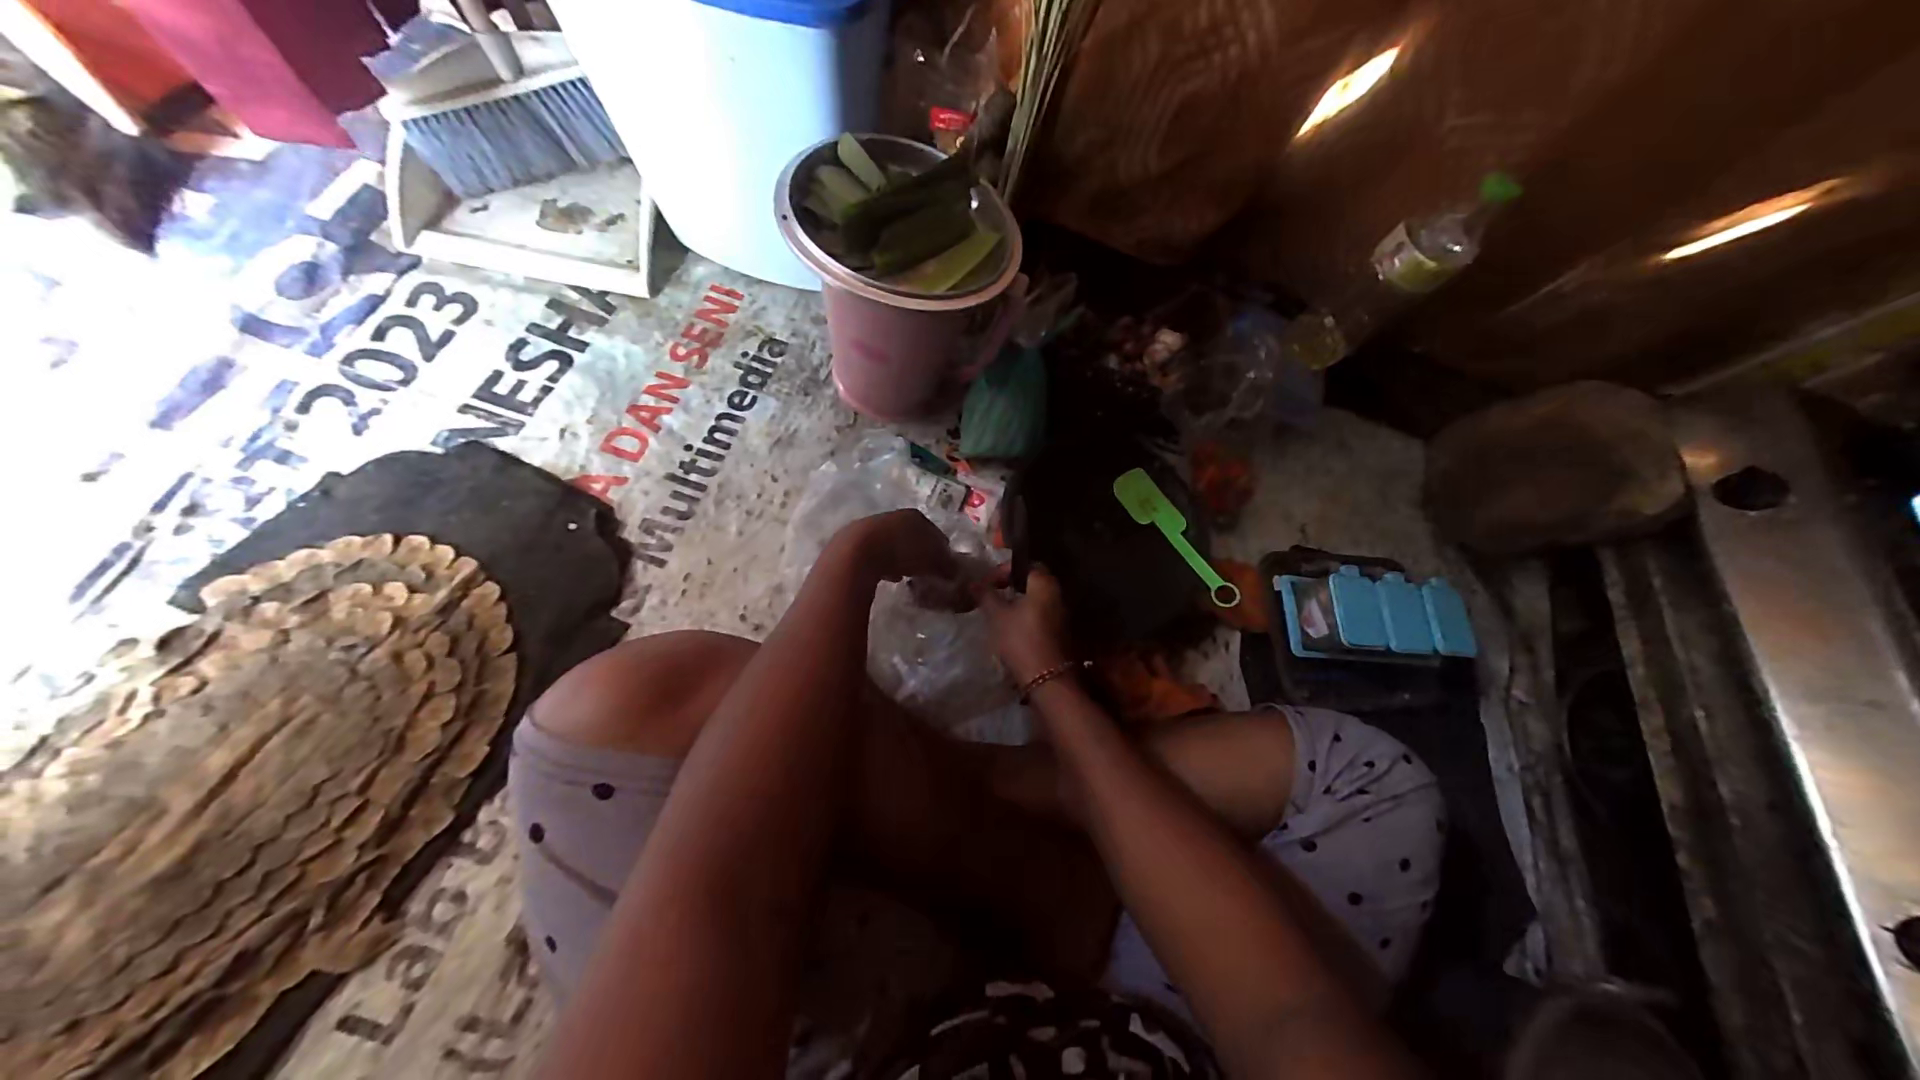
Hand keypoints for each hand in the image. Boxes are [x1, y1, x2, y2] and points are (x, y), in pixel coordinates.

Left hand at [833, 509, 957, 583]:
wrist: (857, 553)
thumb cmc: (902, 553)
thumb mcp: (933, 561)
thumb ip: (947, 565)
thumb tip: (955, 571)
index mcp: (915, 516)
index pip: (934, 532)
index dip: (941, 549)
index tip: (944, 565)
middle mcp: (894, 516)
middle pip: (911, 536)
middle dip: (918, 552)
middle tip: (924, 570)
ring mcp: (871, 527)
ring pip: (892, 544)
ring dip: (899, 558)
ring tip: (905, 576)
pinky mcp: (853, 541)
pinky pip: (875, 553)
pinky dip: (883, 564)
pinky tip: (886, 577)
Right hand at [977, 563, 1072, 684]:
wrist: (1047, 678)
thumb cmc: (1020, 639)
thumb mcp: (997, 616)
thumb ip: (986, 596)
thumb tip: (974, 583)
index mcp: (1045, 584)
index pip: (1026, 565)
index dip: (1004, 570)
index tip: (987, 583)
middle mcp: (1057, 594)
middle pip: (1033, 581)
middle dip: (1011, 585)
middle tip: (992, 594)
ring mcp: (1062, 614)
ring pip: (1037, 599)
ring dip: (1018, 601)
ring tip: (998, 611)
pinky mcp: (1060, 631)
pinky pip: (1041, 614)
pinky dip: (1026, 614)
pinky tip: (1011, 626)